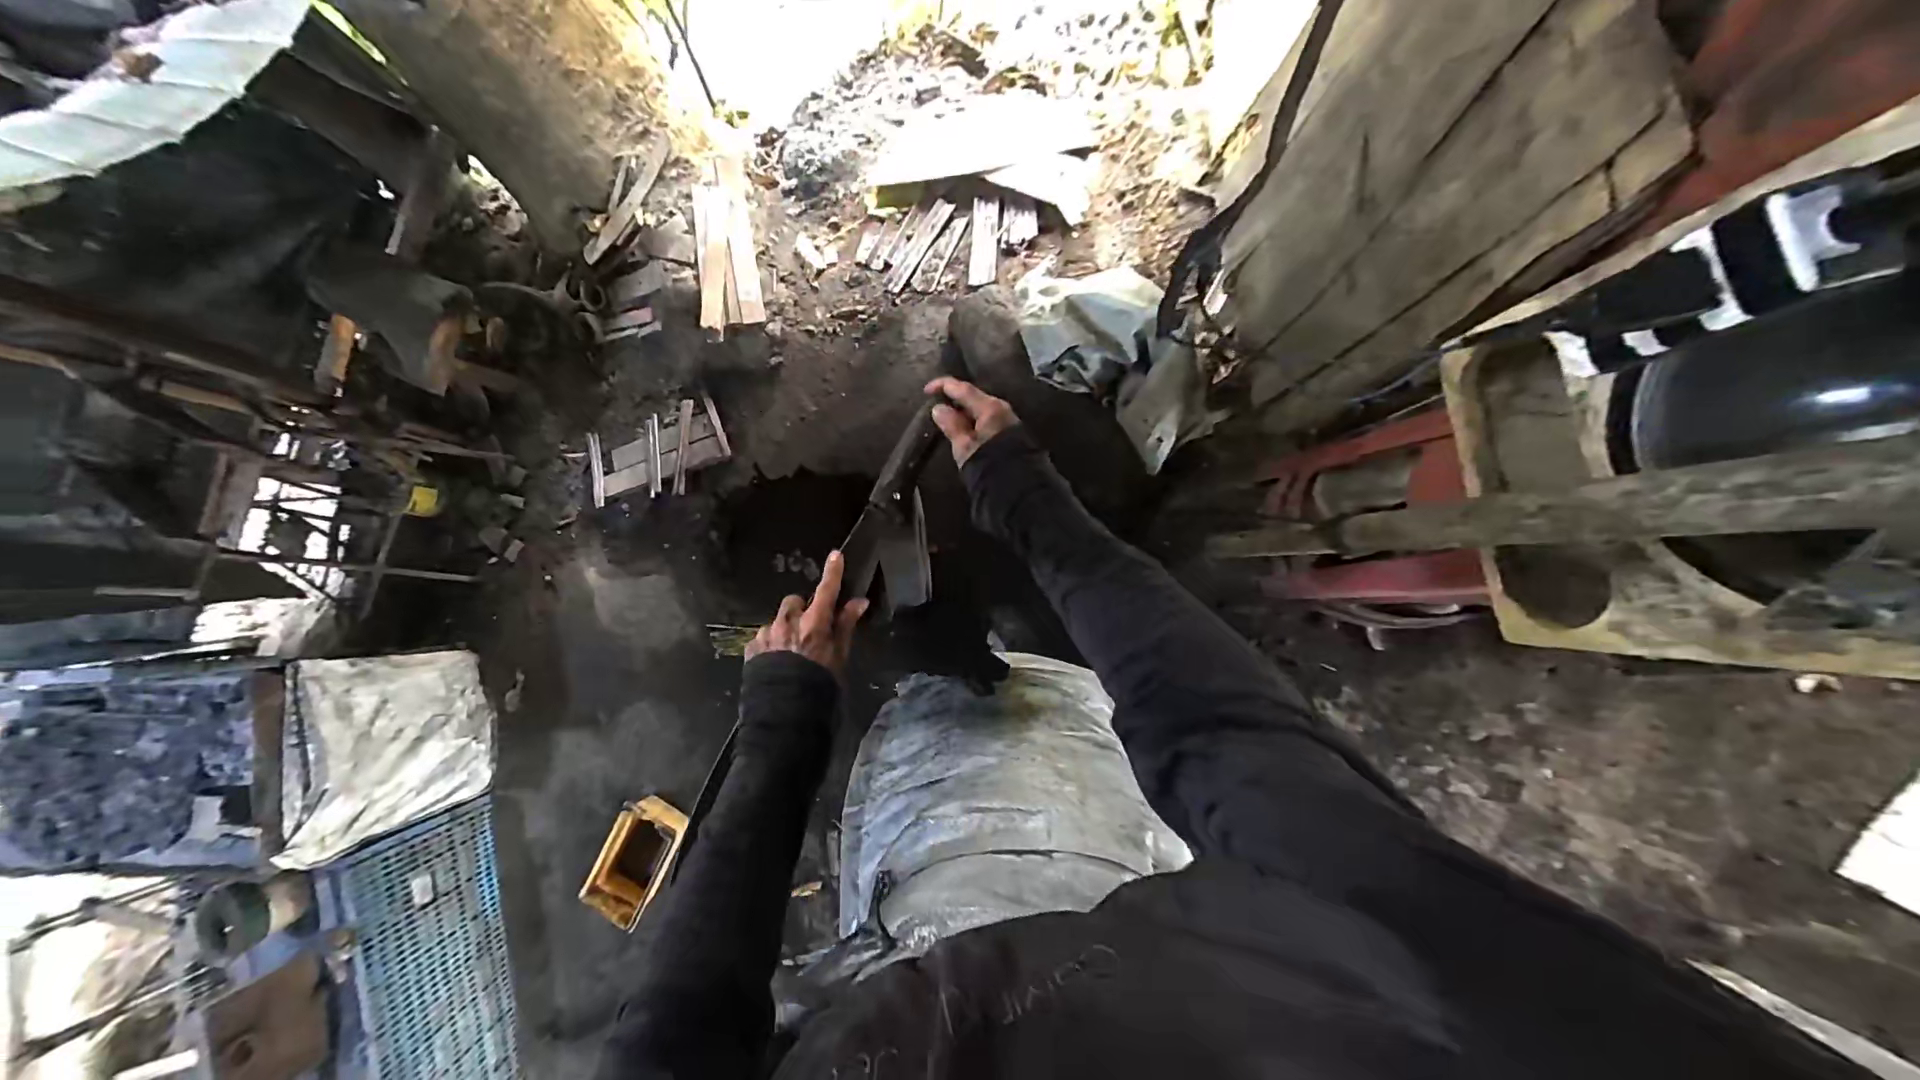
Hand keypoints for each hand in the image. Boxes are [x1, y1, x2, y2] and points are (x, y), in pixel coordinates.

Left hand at [745, 549, 869, 677]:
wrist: (784, 712)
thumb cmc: (819, 684)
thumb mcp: (839, 657)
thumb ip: (846, 625)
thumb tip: (859, 601)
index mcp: (814, 624)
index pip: (826, 591)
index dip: (832, 572)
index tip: (835, 554)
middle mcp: (788, 622)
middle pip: (795, 601)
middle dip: (802, 610)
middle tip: (808, 628)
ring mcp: (767, 633)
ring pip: (778, 619)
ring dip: (785, 627)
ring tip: (790, 651)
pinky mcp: (751, 647)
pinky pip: (763, 635)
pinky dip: (771, 642)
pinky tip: (776, 661)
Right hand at [925, 377, 1017, 466]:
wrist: (1017, 486)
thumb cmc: (987, 465)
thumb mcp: (964, 447)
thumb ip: (951, 425)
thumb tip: (939, 408)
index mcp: (989, 407)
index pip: (963, 389)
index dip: (943, 385)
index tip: (927, 391)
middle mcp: (1001, 408)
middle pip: (973, 396)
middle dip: (954, 398)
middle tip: (936, 404)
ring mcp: (1008, 419)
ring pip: (980, 408)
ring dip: (963, 411)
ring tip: (948, 418)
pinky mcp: (1010, 431)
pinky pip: (987, 418)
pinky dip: (973, 420)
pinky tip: (965, 428)